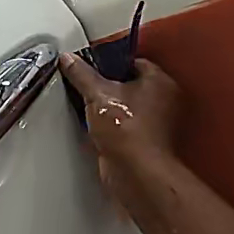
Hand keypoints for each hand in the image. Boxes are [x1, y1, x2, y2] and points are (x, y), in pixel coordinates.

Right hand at [58, 53, 184, 209]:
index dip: (111, 62)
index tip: (92, 65)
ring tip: (90, 108)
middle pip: (130, 85)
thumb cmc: (129, 132)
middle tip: (89, 86)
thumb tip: (69, 60)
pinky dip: (112, 126)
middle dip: (109, 86)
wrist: (136, 173)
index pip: (134, 62)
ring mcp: (157, 124)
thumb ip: (81, 74)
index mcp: (159, 82)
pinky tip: (95, 128)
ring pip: (128, 107)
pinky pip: (125, 126)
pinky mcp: (146, 143)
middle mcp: (164, 101)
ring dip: (110, 108)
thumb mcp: (96, 94)